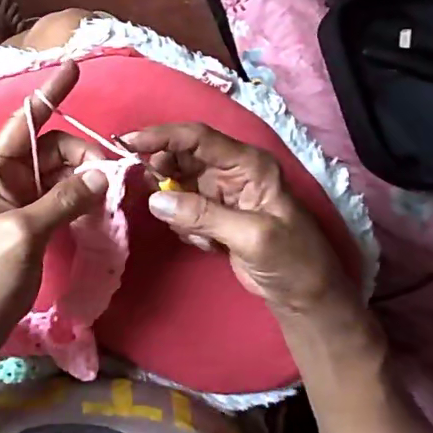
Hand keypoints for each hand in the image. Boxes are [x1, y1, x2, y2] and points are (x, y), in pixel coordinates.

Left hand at [0, 63, 108, 372]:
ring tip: (112, 192)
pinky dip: (83, 196)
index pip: (24, 120)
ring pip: (62, 172)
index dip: (49, 94)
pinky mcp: (34, 221)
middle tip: (112, 176)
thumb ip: (64, 199)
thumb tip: (103, 175)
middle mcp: (6, 176)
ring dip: (87, 176)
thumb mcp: (25, 231)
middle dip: (83, 152)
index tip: (74, 67)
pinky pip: (64, 196)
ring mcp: (21, 200)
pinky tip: (101, 205)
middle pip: (52, 147)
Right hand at [121, 123, 352, 316]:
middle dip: (161, 172)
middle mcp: (232, 171)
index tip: (127, 141)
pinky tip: (207, 244)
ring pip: (177, 183)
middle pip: (181, 156)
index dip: (161, 136)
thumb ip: (203, 215)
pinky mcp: (212, 215)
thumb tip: (155, 200)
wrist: (306, 296)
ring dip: (174, 205)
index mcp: (248, 164)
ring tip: (198, 234)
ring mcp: (220, 193)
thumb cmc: (292, 259)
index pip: (197, 138)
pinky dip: (183, 225)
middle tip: (147, 192)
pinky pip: (181, 208)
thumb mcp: (252, 236)